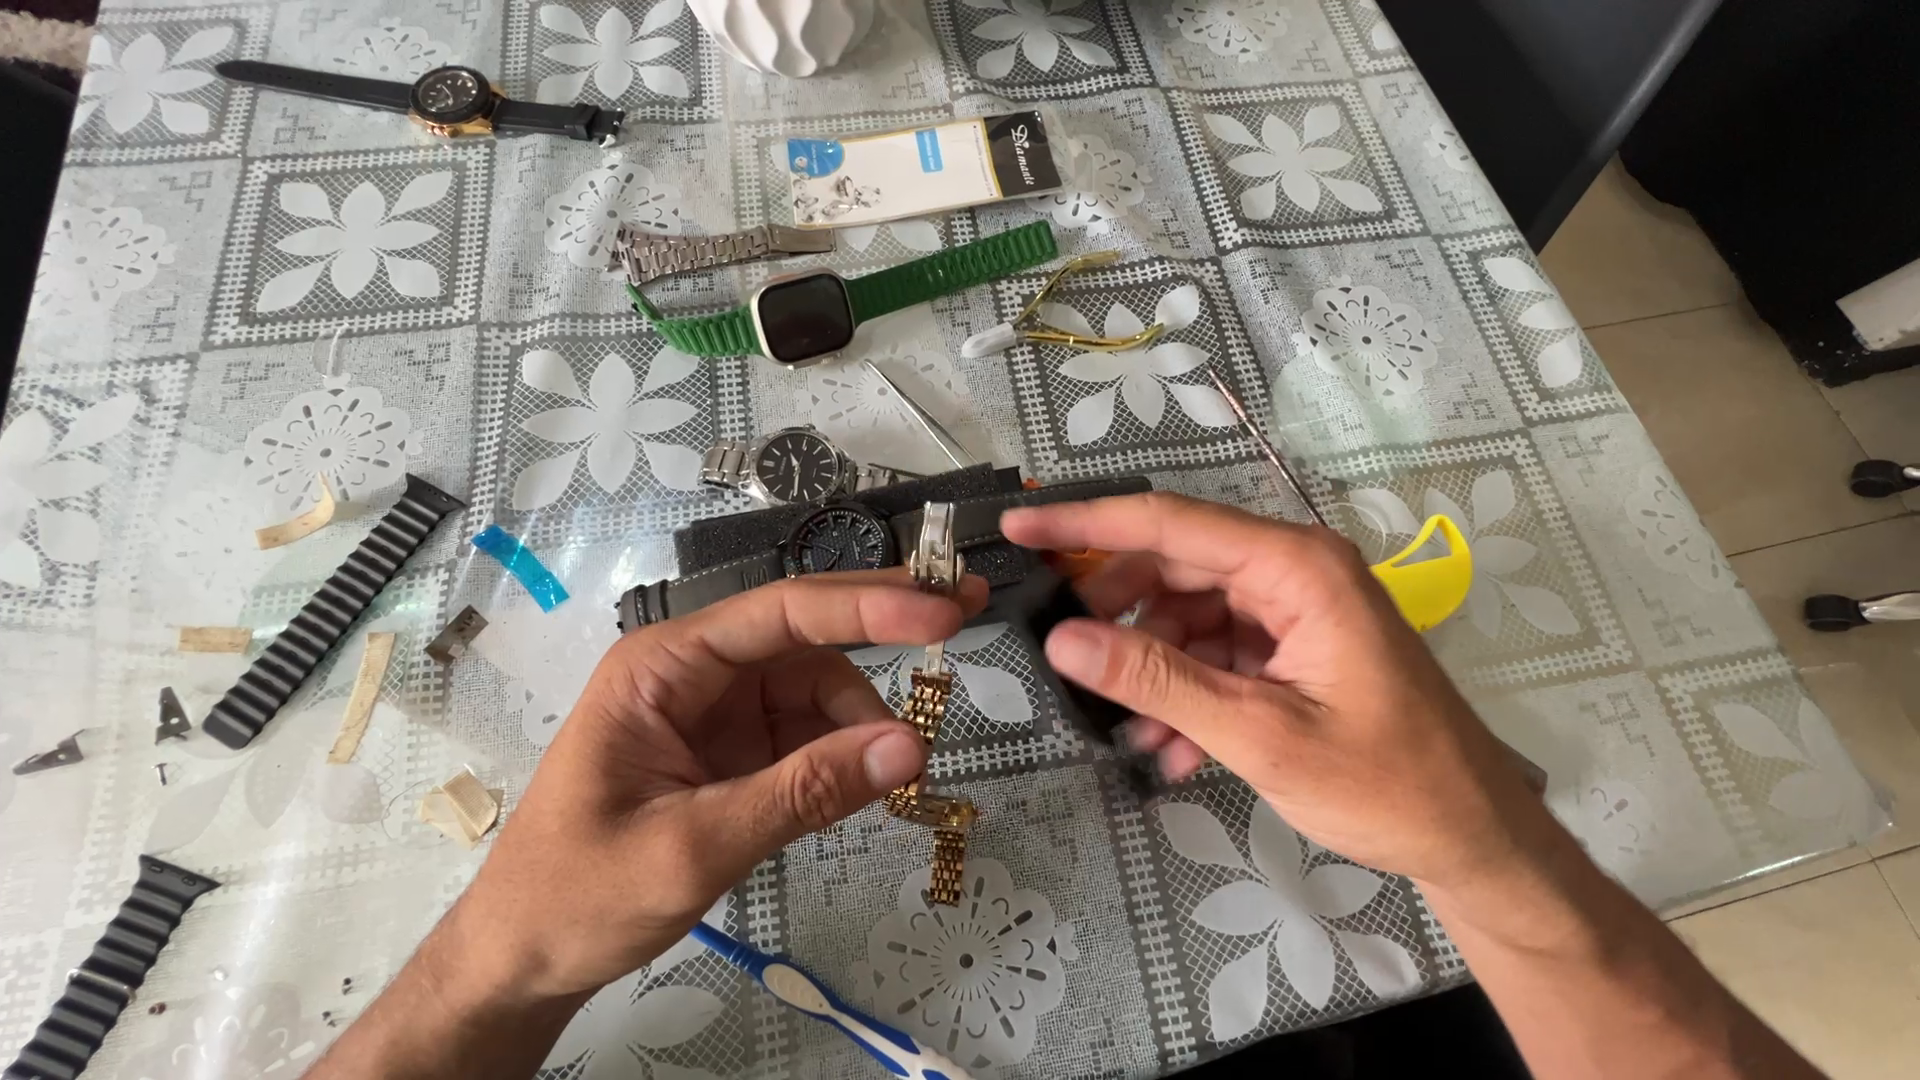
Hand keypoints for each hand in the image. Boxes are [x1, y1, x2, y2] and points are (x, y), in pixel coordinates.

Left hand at [455, 569, 987, 1000]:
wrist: (521, 957)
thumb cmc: (579, 894)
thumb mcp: (695, 847)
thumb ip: (804, 793)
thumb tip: (910, 749)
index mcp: (666, 665)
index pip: (781, 612)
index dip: (868, 605)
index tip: (940, 610)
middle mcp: (698, 670)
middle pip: (805, 630)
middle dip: (884, 619)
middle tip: (962, 610)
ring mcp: (719, 708)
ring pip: (818, 685)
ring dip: (866, 716)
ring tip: (904, 764)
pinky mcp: (736, 746)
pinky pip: (809, 730)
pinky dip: (846, 750)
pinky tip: (866, 778)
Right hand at [1002, 493, 1557, 892]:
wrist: (1475, 840)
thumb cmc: (1385, 784)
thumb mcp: (1258, 735)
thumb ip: (1156, 681)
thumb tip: (1063, 641)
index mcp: (1296, 567)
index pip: (1168, 523)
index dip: (1084, 523)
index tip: (1019, 527)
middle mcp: (1291, 570)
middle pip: (1172, 564)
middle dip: (1115, 610)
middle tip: (1064, 651)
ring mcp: (1290, 608)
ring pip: (1185, 611)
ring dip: (1150, 666)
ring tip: (1131, 727)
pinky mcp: (1288, 644)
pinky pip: (1212, 649)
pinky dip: (1183, 689)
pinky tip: (1170, 746)